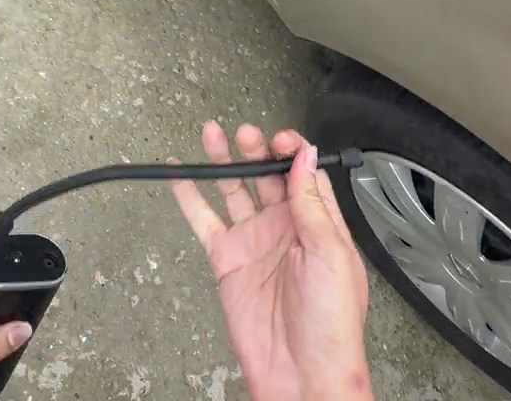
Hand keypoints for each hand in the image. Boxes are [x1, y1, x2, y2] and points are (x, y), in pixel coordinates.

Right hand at [171, 122, 372, 400]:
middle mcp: (284, 227)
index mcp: (317, 224)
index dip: (291, 150)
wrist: (300, 379)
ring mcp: (253, 241)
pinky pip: (204, 218)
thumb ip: (312, 204)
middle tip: (245, 134)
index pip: (303, 173)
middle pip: (267, 175)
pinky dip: (188, 195)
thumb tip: (305, 157)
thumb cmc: (332, 329)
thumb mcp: (331, 257)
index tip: (279, 138)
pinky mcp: (227, 259)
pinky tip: (179, 172)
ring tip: (212, 134)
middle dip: (256, 149)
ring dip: (223, 160)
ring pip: (234, 189)